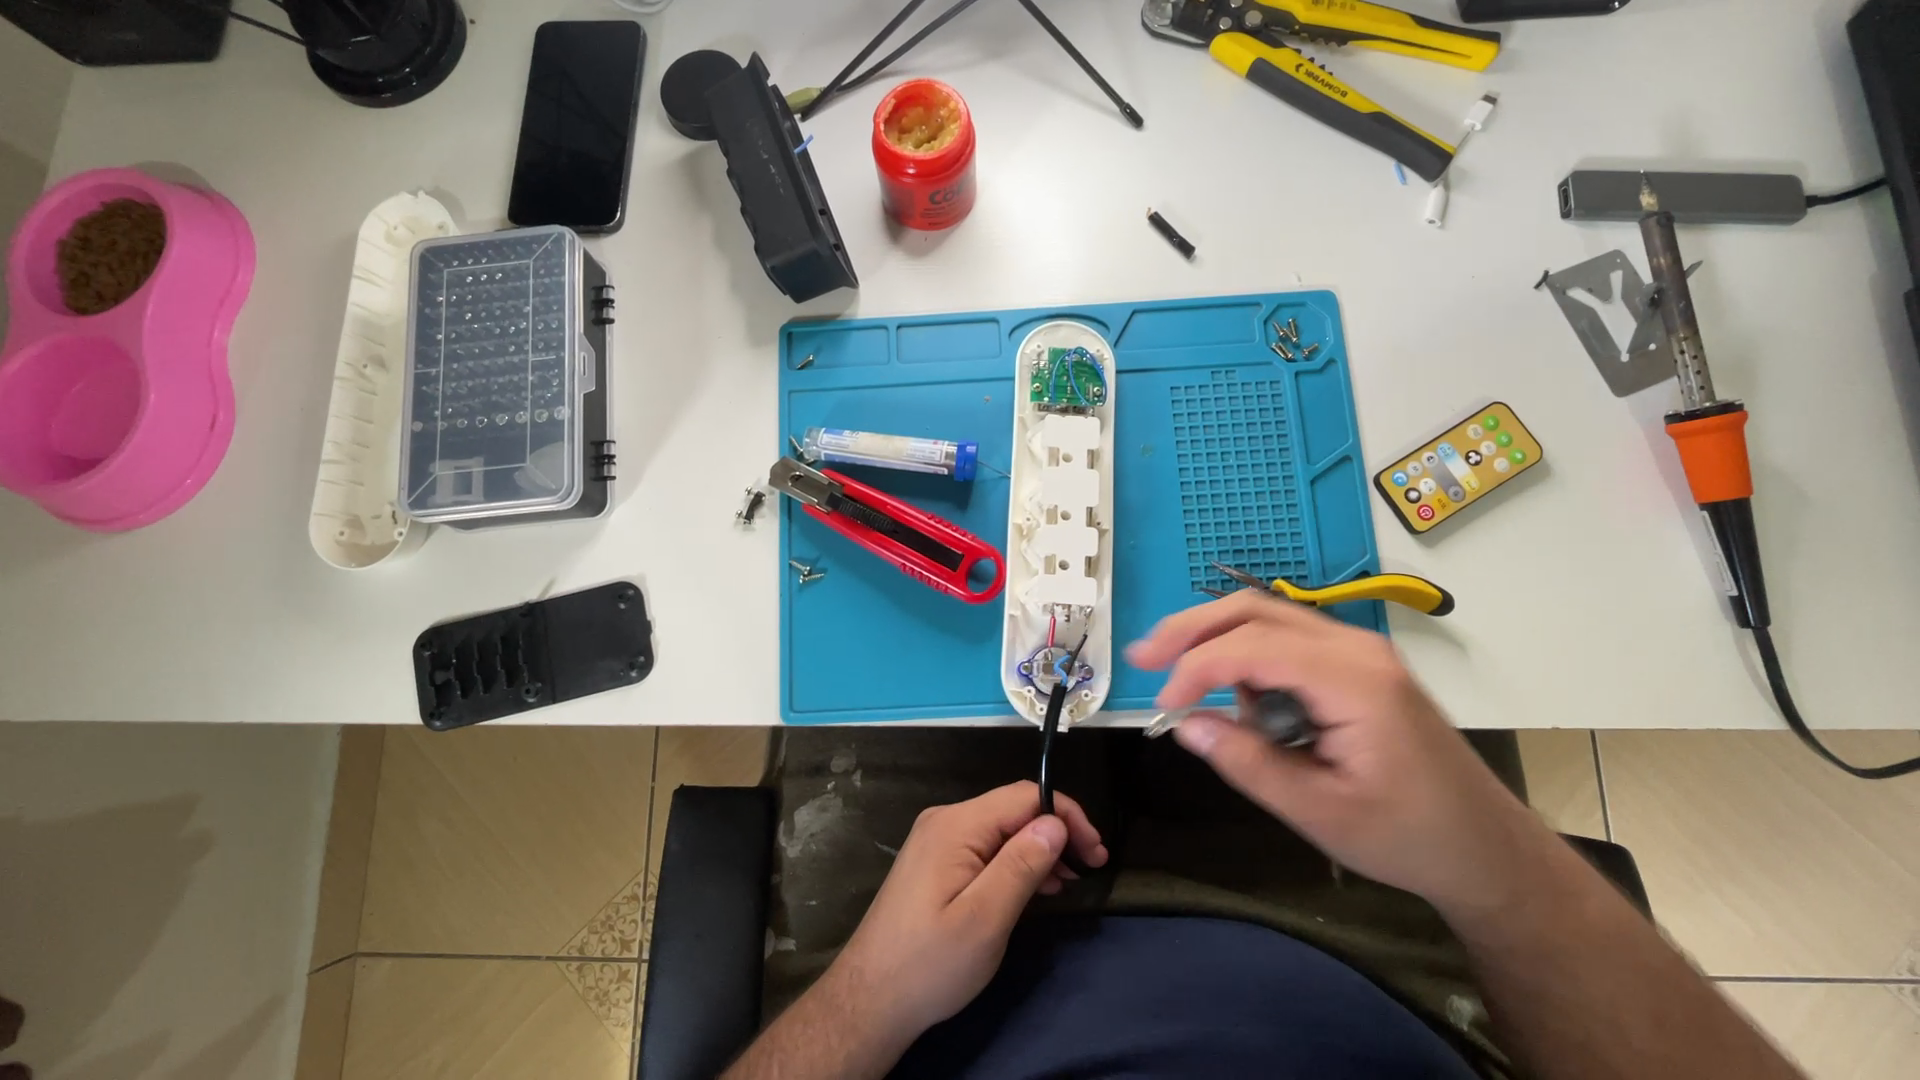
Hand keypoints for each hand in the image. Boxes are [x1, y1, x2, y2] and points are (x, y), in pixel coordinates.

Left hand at [822, 781, 1107, 1044]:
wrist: (870, 1000)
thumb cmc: (930, 963)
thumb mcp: (985, 919)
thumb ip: (1021, 865)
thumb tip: (1057, 822)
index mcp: (956, 825)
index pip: (1025, 796)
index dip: (1066, 816)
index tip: (1096, 853)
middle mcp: (945, 821)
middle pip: (1014, 809)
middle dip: (1057, 832)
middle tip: (1091, 869)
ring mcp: (937, 842)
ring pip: (1002, 829)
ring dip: (1039, 849)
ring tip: (1070, 882)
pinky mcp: (936, 864)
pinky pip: (986, 848)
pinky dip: (1016, 862)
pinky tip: (1037, 887)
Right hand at [1127, 590, 1551, 911]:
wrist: (1486, 849)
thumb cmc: (1407, 836)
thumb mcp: (1318, 811)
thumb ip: (1247, 762)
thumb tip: (1184, 723)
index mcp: (1353, 680)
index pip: (1252, 646)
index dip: (1195, 668)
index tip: (1164, 707)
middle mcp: (1355, 648)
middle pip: (1254, 609)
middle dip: (1192, 628)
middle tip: (1144, 656)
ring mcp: (1359, 653)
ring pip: (1268, 616)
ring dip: (1215, 638)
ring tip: (1177, 677)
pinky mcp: (1356, 667)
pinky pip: (1287, 641)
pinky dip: (1246, 657)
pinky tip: (1235, 697)